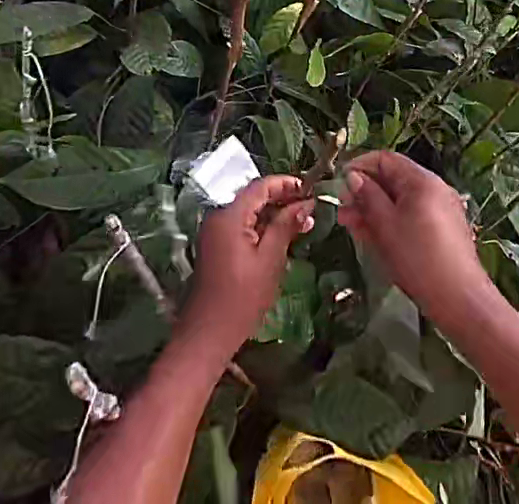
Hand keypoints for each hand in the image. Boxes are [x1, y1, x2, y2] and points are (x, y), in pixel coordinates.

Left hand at [180, 175, 314, 353]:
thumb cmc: (242, 297)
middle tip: (310, 206)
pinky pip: (242, 225)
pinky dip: (262, 226)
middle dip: (282, 198)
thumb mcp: (270, 259)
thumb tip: (306, 204)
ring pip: (248, 211)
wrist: (207, 334)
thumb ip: (286, 226)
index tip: (311, 189)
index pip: (260, 186)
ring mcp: (215, 231)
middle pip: (253, 196)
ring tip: (302, 221)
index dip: (287, 184)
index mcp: (230, 216)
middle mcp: (219, 217)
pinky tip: (282, 235)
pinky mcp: (216, 245)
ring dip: (274, 213)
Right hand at [338, 152, 499, 328]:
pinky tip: (373, 235)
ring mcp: (440, 209)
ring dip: (375, 209)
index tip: (339, 183)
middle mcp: (434, 188)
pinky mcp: (442, 229)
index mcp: (422, 180)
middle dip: (365, 192)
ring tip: (351, 226)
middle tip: (341, 210)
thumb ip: (368, 197)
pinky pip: (412, 215)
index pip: (386, 159)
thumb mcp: (385, 225)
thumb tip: (353, 176)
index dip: (360, 167)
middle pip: (393, 179)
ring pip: (401, 200)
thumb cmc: (418, 258)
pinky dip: (391, 221)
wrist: (459, 299)